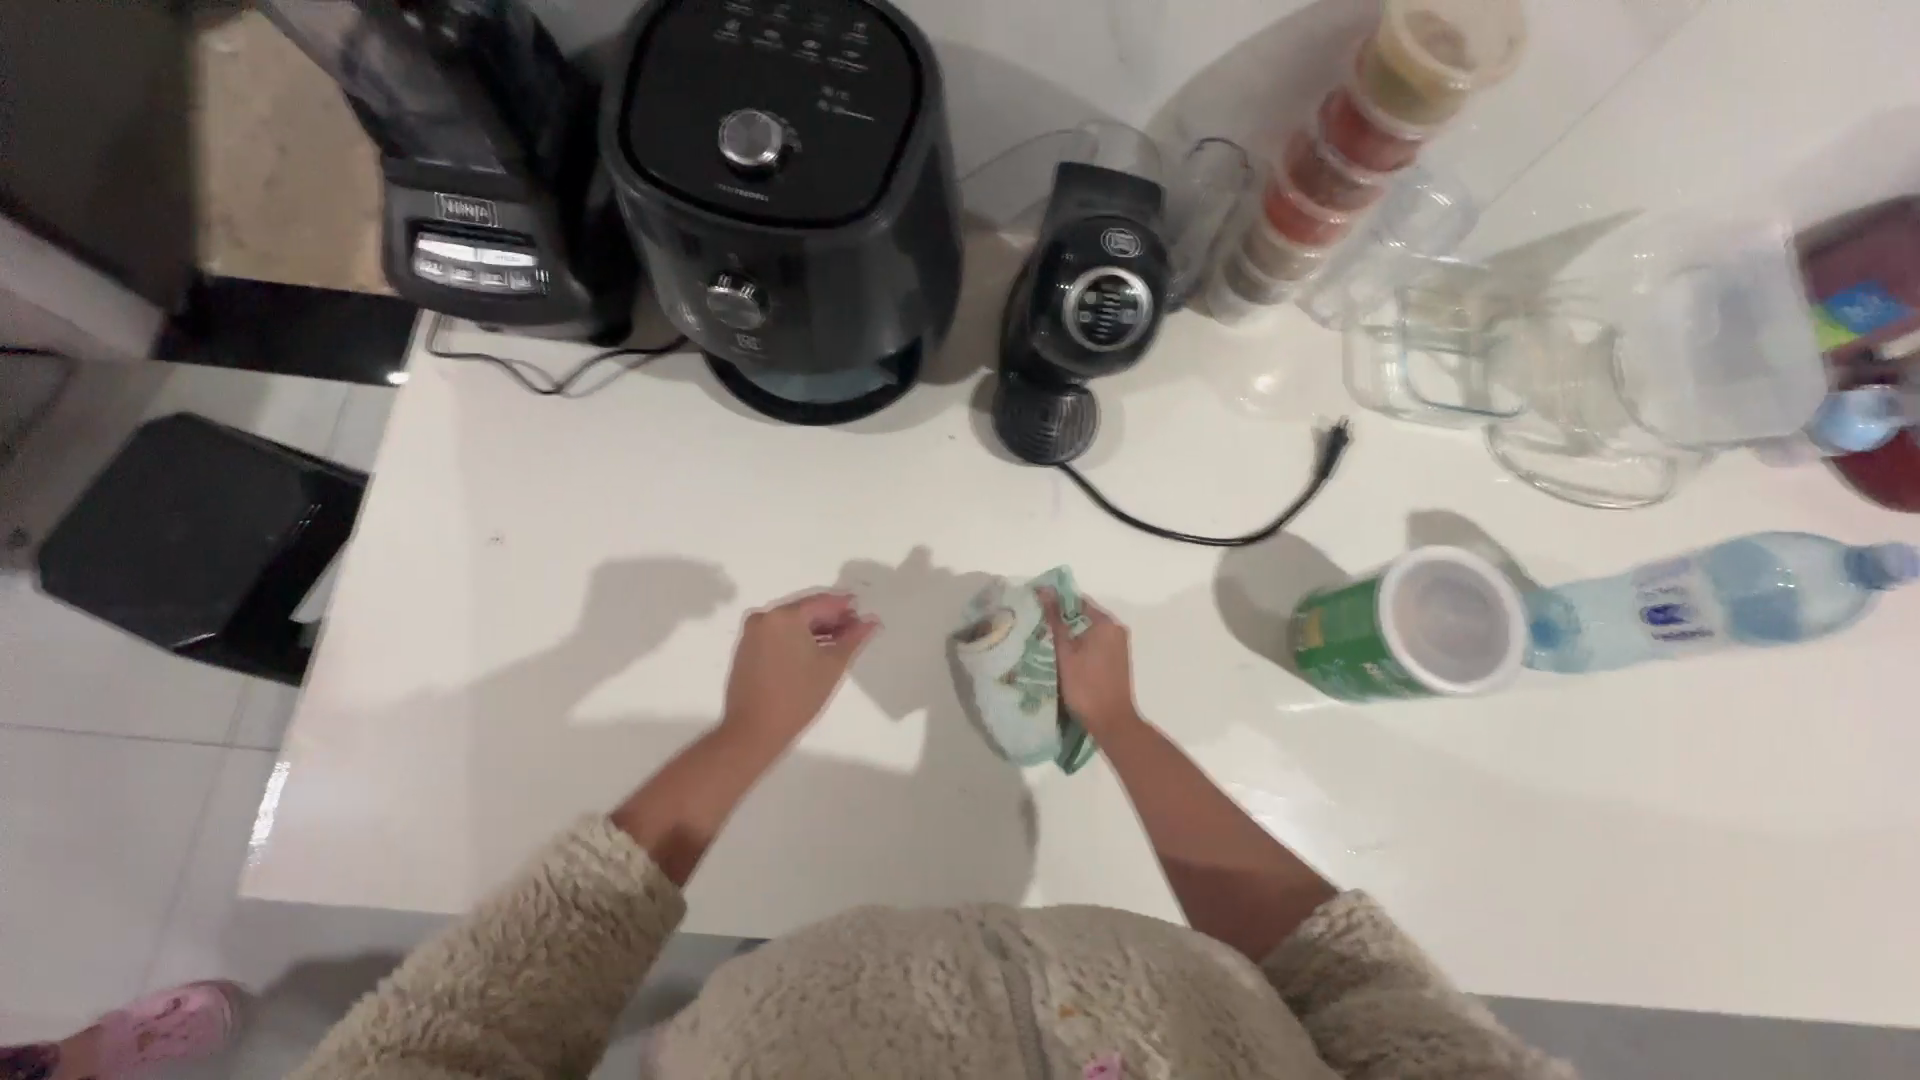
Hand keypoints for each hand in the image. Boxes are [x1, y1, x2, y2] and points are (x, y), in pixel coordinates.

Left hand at [721, 592, 878, 745]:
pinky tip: (816, 651)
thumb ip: (854, 638)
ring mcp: (752, 634)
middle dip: (831, 618)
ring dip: (815, 629)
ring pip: (791, 624)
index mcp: (784, 616)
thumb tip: (872, 621)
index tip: (863, 610)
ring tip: (840, 642)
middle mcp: (764, 617)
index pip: (821, 602)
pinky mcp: (747, 650)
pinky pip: (778, 635)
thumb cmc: (798, 695)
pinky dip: (797, 639)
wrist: (754, 730)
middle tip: (855, 628)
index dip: (844, 605)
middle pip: (804, 611)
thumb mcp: (832, 665)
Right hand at [1040, 588, 1143, 739]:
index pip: (1076, 602)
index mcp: (1106, 623)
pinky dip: (1079, 647)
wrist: (1111, 722)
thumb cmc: (1085, 686)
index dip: (1055, 604)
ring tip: (1043, 642)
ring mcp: (1118, 646)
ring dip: (1068, 636)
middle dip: (1060, 621)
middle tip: (1035, 627)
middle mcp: (1116, 630)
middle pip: (1083, 617)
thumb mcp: (1065, 652)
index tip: (1034, 610)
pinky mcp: (1116, 660)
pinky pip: (1094, 645)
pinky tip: (1060, 657)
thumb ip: (1055, 620)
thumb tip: (1045, 590)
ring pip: (1087, 632)